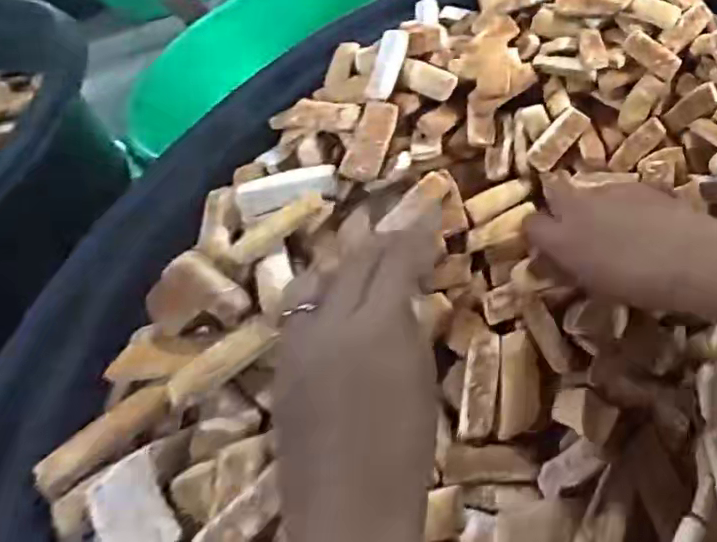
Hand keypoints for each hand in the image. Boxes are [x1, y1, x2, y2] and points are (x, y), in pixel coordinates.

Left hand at [275, 219, 435, 541]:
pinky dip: (323, 290)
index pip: (396, 259)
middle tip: (403, 211)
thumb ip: (410, 321)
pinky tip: (335, 289)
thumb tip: (409, 289)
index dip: (417, 231)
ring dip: (345, 256)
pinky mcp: (281, 373)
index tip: (434, 206)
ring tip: (365, 238)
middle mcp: (328, 328)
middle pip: (354, 263)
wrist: (349, 510)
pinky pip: (300, 313)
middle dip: (381, 234)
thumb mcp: (420, 370)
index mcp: (374, 326)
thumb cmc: (407, 442)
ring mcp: (297, 351)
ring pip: (317, 283)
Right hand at [526, 175, 716, 309]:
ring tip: (616, 227)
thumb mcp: (595, 285)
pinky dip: (623, 203)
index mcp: (562, 237)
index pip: (531, 224)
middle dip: (560, 204)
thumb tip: (552, 262)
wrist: (687, 255)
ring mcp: (610, 189)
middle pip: (556, 191)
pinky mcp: (638, 182)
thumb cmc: (637, 285)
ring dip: (595, 205)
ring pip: (591, 191)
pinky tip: (643, 220)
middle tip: (575, 226)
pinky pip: (619, 191)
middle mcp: (580, 205)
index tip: (547, 244)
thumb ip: (569, 269)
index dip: (539, 232)